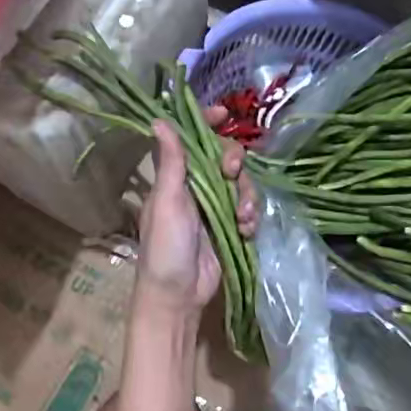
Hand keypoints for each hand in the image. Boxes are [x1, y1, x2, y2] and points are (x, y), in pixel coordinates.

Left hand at [135, 107, 257, 315]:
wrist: (177, 296)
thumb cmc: (165, 248)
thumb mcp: (167, 202)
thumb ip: (171, 162)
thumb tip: (159, 118)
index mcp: (175, 178)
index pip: (192, 140)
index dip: (207, 123)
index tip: (225, 114)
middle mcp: (195, 188)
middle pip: (224, 158)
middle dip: (234, 162)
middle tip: (232, 174)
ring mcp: (214, 208)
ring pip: (241, 184)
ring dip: (247, 196)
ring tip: (243, 218)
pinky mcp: (229, 227)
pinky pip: (248, 209)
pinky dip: (251, 216)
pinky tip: (246, 231)